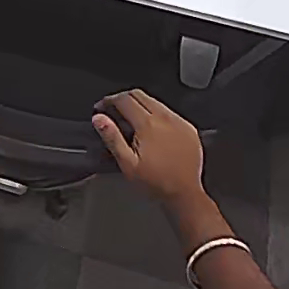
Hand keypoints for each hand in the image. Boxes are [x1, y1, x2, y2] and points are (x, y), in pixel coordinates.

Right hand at [92, 90, 206, 212]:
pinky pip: (169, 112)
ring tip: (130, 120)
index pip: (124, 100)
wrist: (184, 193)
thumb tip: (99, 119)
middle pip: (140, 95)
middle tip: (113, 110)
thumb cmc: (156, 182)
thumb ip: (112, 137)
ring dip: (140, 105)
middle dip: (123, 98)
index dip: (109, 100)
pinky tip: (152, 129)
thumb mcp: (127, 163)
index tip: (101, 107)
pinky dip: (157, 114)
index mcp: (148, 125)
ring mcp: (179, 122)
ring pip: (155, 101)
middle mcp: (165, 118)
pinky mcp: (189, 128)